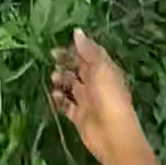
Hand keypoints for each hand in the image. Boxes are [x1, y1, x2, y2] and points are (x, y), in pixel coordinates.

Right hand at [51, 29, 146, 164]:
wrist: (112, 133)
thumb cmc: (109, 96)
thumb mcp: (101, 68)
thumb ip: (88, 50)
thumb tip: (77, 31)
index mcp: (104, 69)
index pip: (88, 55)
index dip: (75, 50)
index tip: (59, 47)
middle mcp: (96, 82)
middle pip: (78, 68)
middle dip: (66, 63)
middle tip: (53, 59)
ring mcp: (87, 100)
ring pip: (71, 85)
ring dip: (61, 80)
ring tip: (53, 78)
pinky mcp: (79, 116)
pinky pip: (66, 104)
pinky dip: (59, 99)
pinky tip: (54, 95)